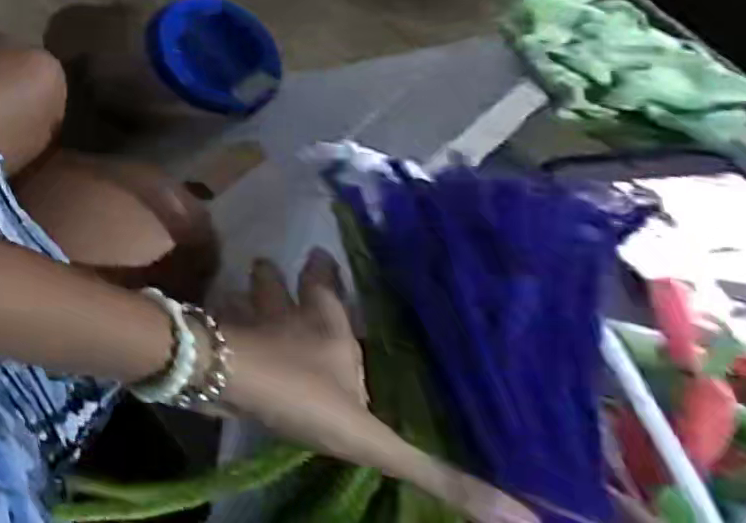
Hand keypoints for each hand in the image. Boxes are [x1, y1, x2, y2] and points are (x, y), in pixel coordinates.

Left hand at [214, 252, 535, 522]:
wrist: (222, 380)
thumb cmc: (298, 394)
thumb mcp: (372, 438)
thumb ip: (439, 474)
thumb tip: (527, 519)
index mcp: (324, 327)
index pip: (325, 289)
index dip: (323, 271)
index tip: (319, 250)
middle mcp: (282, 318)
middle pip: (274, 287)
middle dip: (273, 275)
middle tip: (266, 260)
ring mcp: (245, 326)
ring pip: (243, 301)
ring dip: (244, 295)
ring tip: (240, 288)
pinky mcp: (218, 341)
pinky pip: (222, 325)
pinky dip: (223, 323)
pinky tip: (221, 326)